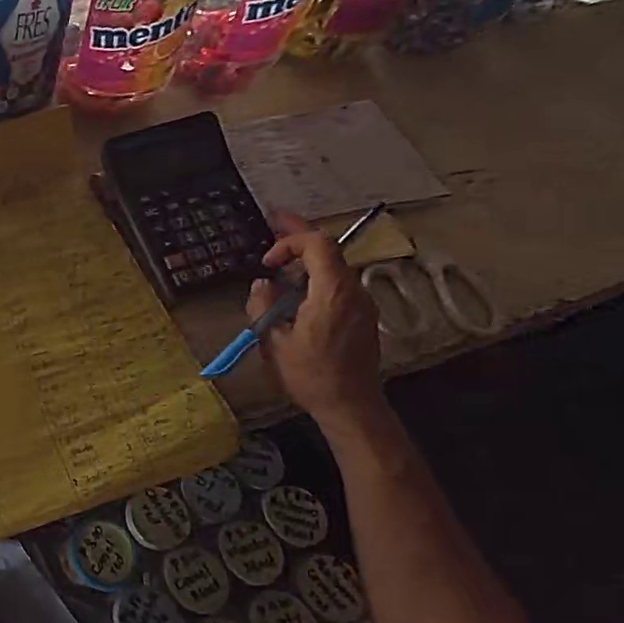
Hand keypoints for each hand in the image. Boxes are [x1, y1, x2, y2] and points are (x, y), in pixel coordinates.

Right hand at [247, 212, 385, 420]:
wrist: (350, 403)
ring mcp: (360, 303)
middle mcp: (353, 291)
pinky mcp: (360, 316)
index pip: (318, 244)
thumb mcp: (273, 341)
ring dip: (305, 260)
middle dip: (299, 234)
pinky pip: (336, 286)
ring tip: (278, 262)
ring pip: (332, 268)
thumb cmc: (309, 374)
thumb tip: (262, 284)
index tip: (267, 262)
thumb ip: (263, 306)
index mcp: (332, 292)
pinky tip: (294, 292)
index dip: (290, 242)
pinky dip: (314, 279)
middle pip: (329, 249)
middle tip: (275, 218)